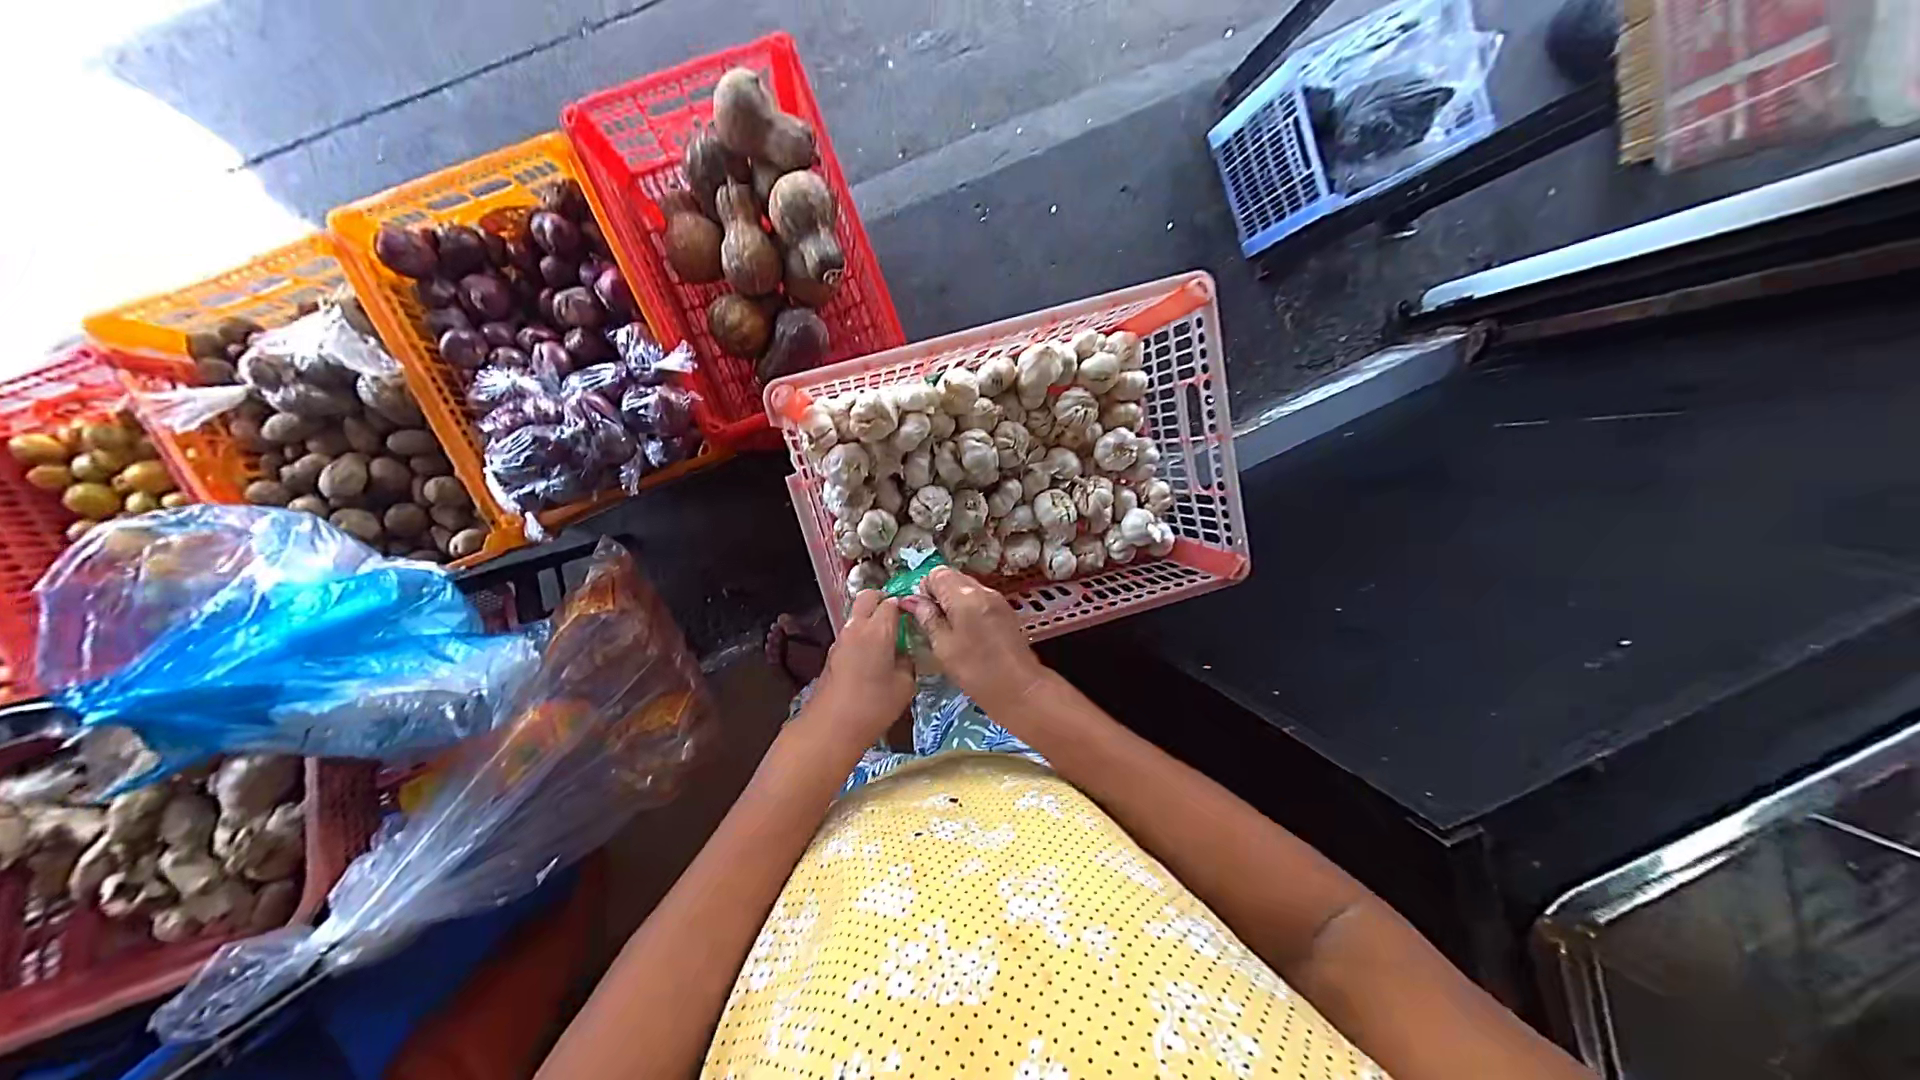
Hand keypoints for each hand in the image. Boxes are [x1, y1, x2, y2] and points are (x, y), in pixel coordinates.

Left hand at [802, 590, 915, 747]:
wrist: (831, 727)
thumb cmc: (873, 706)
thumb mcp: (905, 685)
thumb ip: (908, 662)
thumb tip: (904, 654)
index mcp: (878, 629)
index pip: (892, 602)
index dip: (905, 605)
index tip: (915, 616)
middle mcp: (857, 628)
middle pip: (868, 597)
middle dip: (883, 601)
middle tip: (898, 619)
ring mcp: (840, 640)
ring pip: (857, 616)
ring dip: (871, 620)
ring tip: (887, 642)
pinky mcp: (832, 654)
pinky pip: (851, 635)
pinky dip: (862, 637)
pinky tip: (872, 660)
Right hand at [900, 566, 1049, 714]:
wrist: (1020, 689)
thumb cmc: (975, 671)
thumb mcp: (943, 647)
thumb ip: (927, 618)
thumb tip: (911, 600)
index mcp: (964, 596)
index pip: (937, 573)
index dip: (924, 589)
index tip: (922, 612)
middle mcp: (983, 590)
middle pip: (953, 577)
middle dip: (938, 594)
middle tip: (933, 623)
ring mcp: (997, 599)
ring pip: (967, 588)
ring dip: (953, 601)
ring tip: (950, 630)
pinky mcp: (1005, 611)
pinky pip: (980, 599)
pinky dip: (969, 608)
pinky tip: (967, 632)